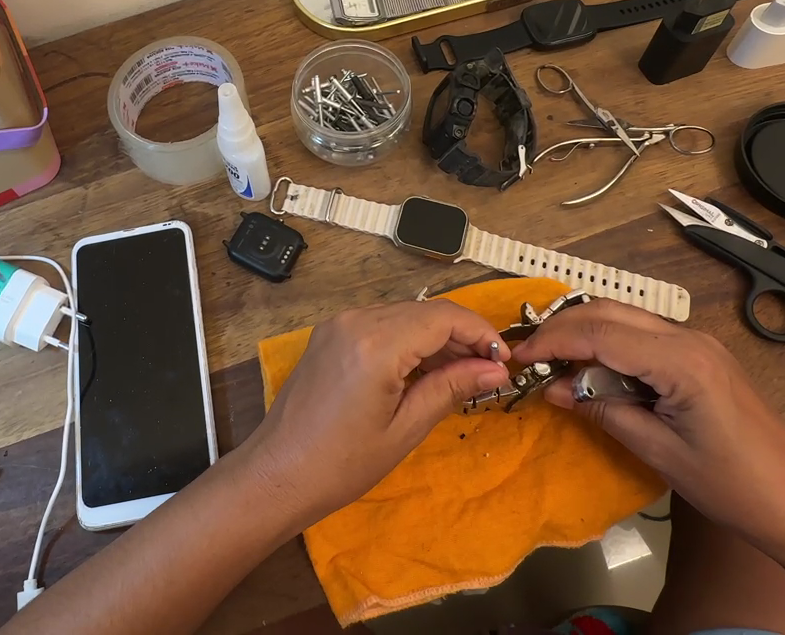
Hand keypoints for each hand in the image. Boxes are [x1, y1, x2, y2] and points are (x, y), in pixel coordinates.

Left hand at [237, 301, 510, 525]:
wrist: (279, 472)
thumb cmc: (343, 463)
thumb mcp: (406, 428)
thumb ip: (451, 387)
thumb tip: (496, 368)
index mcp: (377, 342)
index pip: (443, 316)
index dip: (481, 332)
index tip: (505, 360)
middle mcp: (356, 319)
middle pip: (424, 311)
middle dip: (461, 335)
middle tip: (489, 372)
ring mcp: (339, 323)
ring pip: (403, 314)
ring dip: (435, 337)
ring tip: (462, 375)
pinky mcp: (329, 333)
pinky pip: (380, 323)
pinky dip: (407, 339)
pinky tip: (423, 369)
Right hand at [511, 299, 784, 554]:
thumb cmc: (733, 487)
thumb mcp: (659, 452)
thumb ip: (603, 409)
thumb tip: (554, 390)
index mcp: (681, 360)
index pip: (600, 333)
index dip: (554, 341)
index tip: (520, 357)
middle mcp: (689, 338)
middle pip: (609, 311)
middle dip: (564, 328)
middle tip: (531, 355)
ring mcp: (699, 343)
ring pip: (625, 316)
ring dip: (586, 333)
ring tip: (555, 362)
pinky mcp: (703, 356)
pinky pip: (644, 334)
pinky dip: (611, 343)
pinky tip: (595, 369)